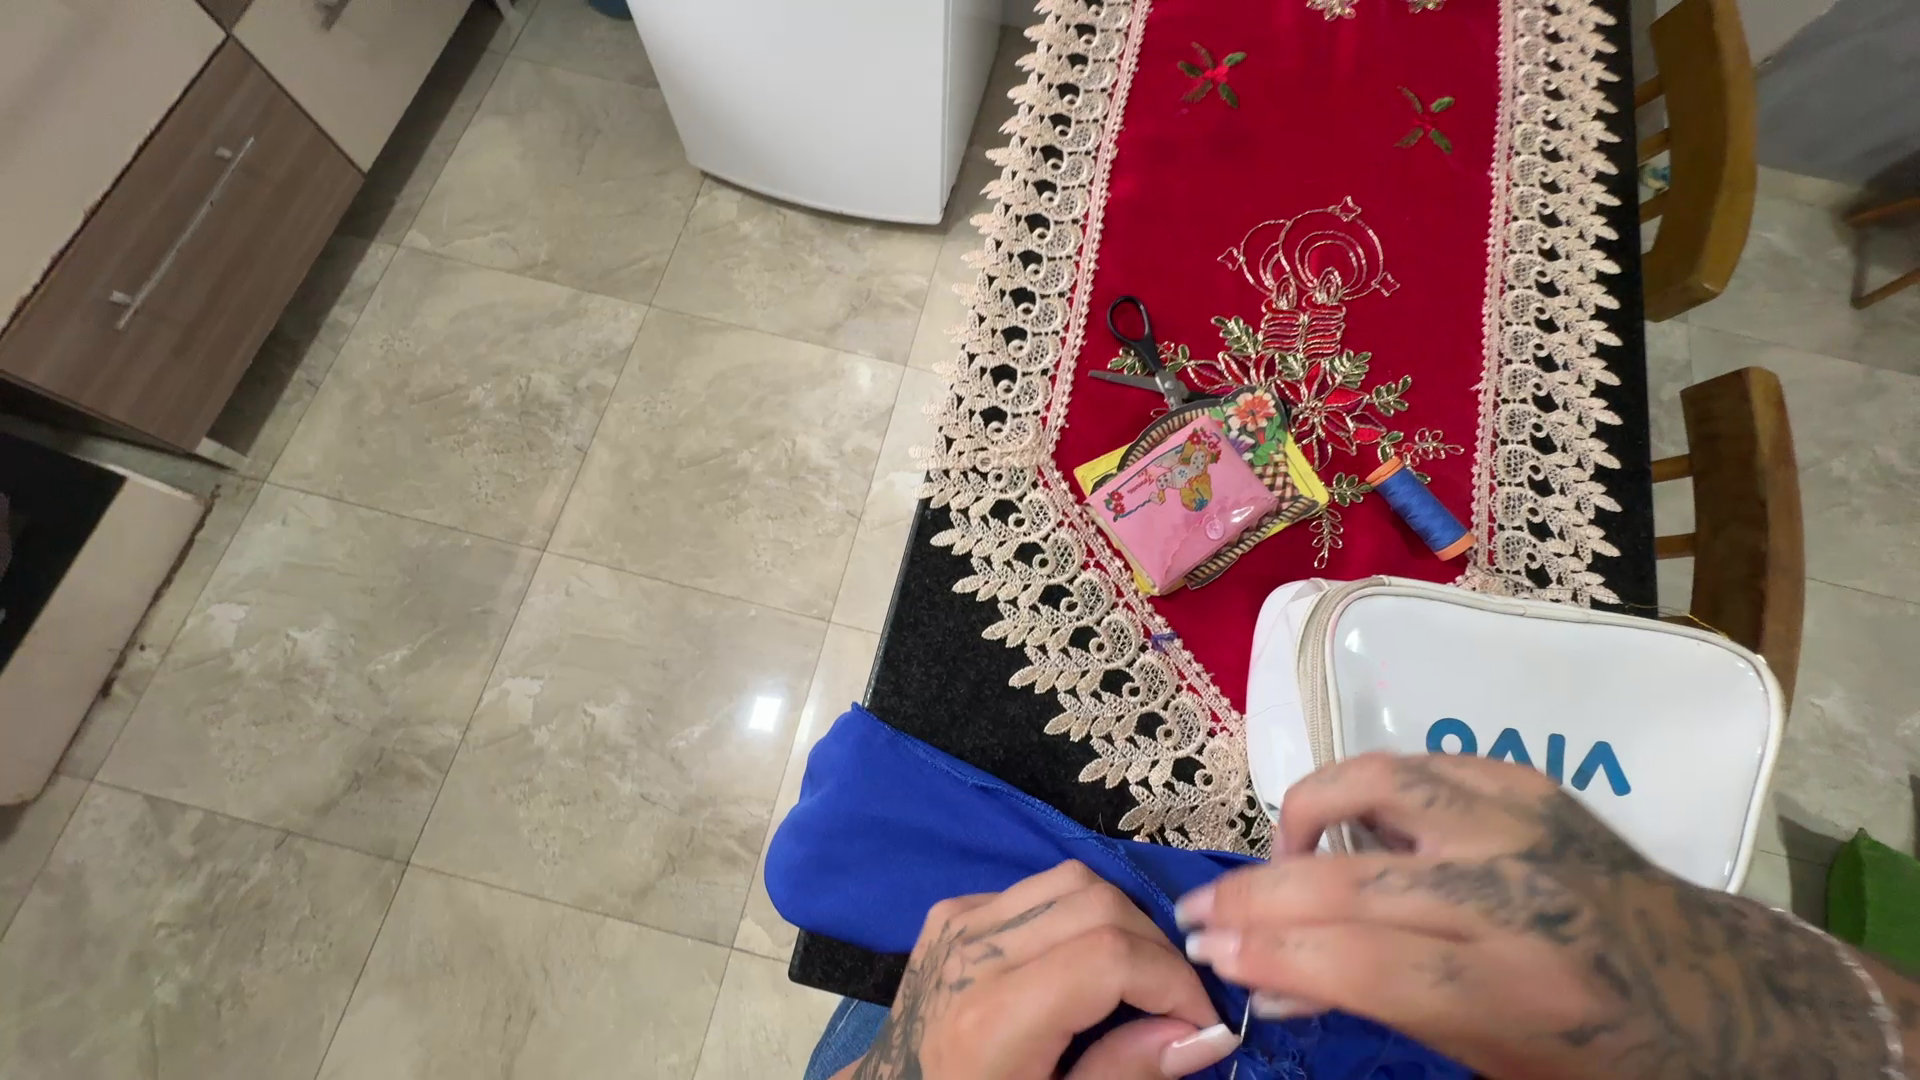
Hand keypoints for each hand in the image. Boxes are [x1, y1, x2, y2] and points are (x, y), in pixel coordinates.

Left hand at [843, 860, 1240, 1079]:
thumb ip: (1126, 1070)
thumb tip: (1207, 1032)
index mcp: (993, 1015)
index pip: (1108, 955)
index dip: (1173, 981)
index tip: (1205, 1021)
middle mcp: (973, 948)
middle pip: (1096, 901)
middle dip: (1155, 947)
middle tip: (1179, 1002)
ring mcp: (958, 919)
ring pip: (1071, 879)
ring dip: (1122, 920)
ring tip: (1139, 977)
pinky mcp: (952, 909)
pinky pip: (1036, 890)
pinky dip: (1077, 915)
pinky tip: (1080, 962)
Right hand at [1173, 752, 1912, 1079]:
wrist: (1728, 997)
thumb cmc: (1601, 1056)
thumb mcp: (1486, 1059)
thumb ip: (1369, 1008)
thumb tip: (1260, 978)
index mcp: (1526, 988)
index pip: (1358, 961)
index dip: (1266, 952)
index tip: (1205, 949)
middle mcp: (1520, 891)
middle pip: (1345, 879)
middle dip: (1252, 895)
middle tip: (1199, 909)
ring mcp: (1523, 820)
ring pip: (1371, 784)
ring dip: (1304, 816)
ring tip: (1286, 853)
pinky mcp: (1525, 781)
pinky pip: (1413, 766)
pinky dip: (1365, 792)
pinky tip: (1359, 828)